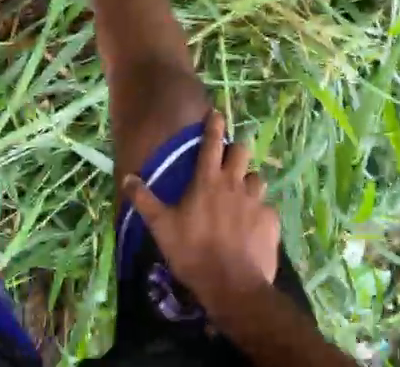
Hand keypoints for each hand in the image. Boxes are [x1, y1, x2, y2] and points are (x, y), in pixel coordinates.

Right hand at [124, 110, 280, 314]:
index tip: (217, 113)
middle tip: (229, 157)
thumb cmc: (193, 252)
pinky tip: (254, 223)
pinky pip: (267, 207)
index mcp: (207, 180)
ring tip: (243, 191)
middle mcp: (234, 184)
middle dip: (236, 150)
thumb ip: (144, 199)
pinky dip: (260, 210)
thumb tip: (128, 177)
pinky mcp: (271, 222)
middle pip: (241, 152)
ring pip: (257, 178)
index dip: (214, 125)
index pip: (211, 142)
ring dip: (249, 180)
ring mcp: (256, 202)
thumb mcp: (161, 226)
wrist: (233, 288)